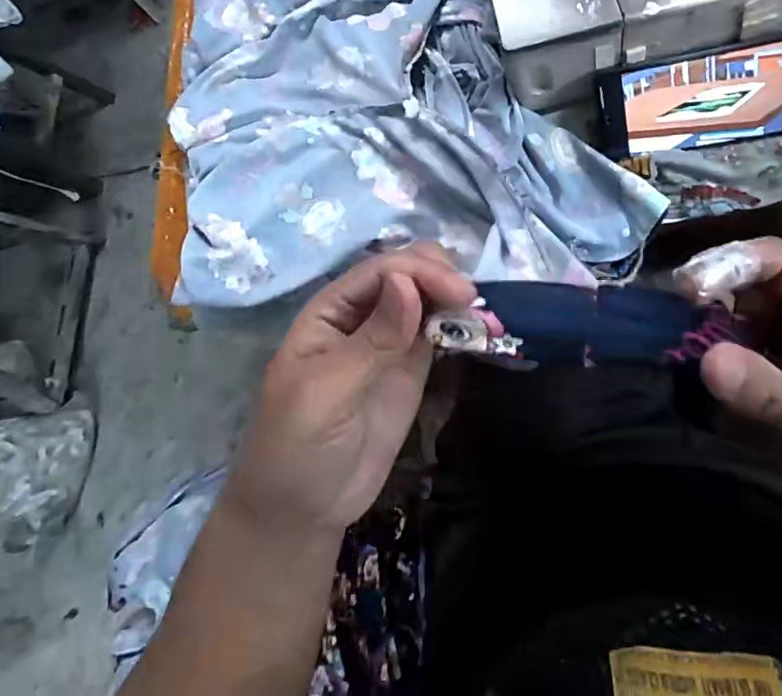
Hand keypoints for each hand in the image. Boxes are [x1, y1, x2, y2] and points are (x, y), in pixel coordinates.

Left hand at [224, 244, 476, 533]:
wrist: (305, 510)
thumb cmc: (297, 448)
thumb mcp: (326, 392)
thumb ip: (371, 338)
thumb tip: (408, 282)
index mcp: (330, 311)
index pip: (380, 271)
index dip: (420, 271)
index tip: (459, 292)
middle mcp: (362, 314)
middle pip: (407, 273)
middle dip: (441, 276)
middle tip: (471, 302)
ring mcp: (390, 338)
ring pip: (428, 296)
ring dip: (456, 297)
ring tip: (484, 317)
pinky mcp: (412, 364)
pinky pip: (440, 329)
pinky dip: (461, 324)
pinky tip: (482, 329)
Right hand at [677, 238, 781, 556]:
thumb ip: (775, 396)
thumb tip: (703, 359)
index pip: (781, 262)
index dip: (733, 263)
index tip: (689, 291)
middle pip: (756, 290)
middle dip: (713, 296)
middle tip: (667, 321)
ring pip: (747, 330)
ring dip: (711, 334)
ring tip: (671, 349)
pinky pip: (749, 371)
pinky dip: (722, 372)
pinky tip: (694, 385)